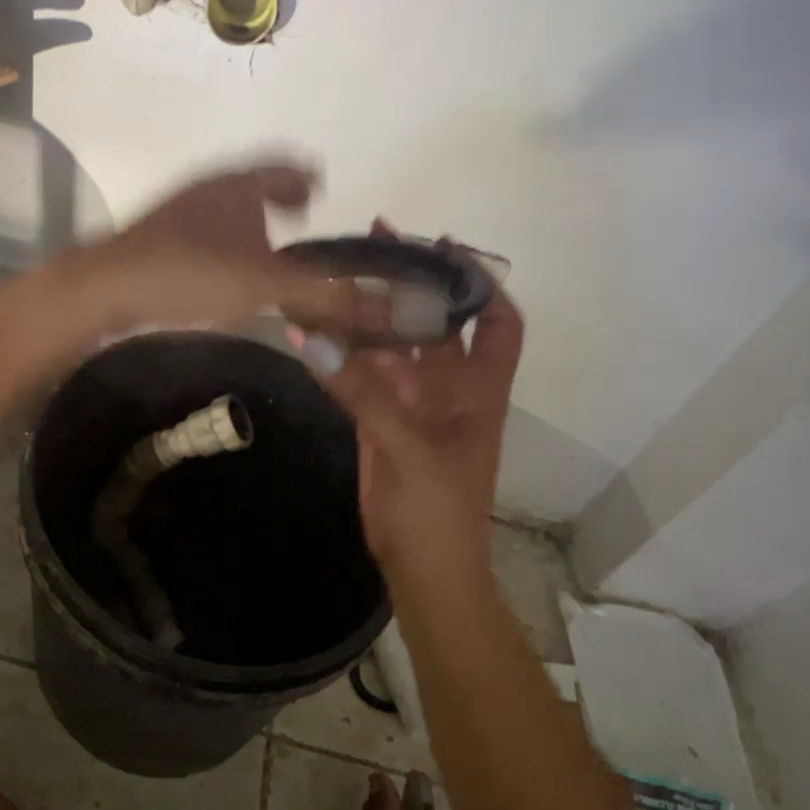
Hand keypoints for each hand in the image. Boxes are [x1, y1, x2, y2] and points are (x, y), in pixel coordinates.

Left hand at [73, 163, 391, 335]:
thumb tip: (390, 304)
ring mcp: (178, 211)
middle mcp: (208, 187)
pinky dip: (227, 239)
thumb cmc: (190, 272)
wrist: (104, 288)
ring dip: (252, 219)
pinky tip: (225, 270)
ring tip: (270, 245)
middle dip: (280, 195)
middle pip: (253, 182)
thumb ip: (327, 294)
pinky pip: (206, 230)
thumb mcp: (266, 284)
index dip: (305, 175)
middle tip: (304, 212)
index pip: (282, 166)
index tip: (322, 184)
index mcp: (238, 183)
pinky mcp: (157, 239)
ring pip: (226, 206)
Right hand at [321, 239, 522, 574]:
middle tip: (375, 238)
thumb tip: (310, 336)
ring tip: (336, 274)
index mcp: (479, 390)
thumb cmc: (438, 512)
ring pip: (393, 345)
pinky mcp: (380, 421)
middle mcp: (449, 388)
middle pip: (436, 321)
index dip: (482, 283)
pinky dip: (340, 353)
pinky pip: (360, 375)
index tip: (446, 247)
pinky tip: (311, 331)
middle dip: (412, 282)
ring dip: (370, 313)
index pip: (499, 323)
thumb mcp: (408, 447)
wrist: (425, 570)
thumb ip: (362, 391)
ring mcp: (412, 404)